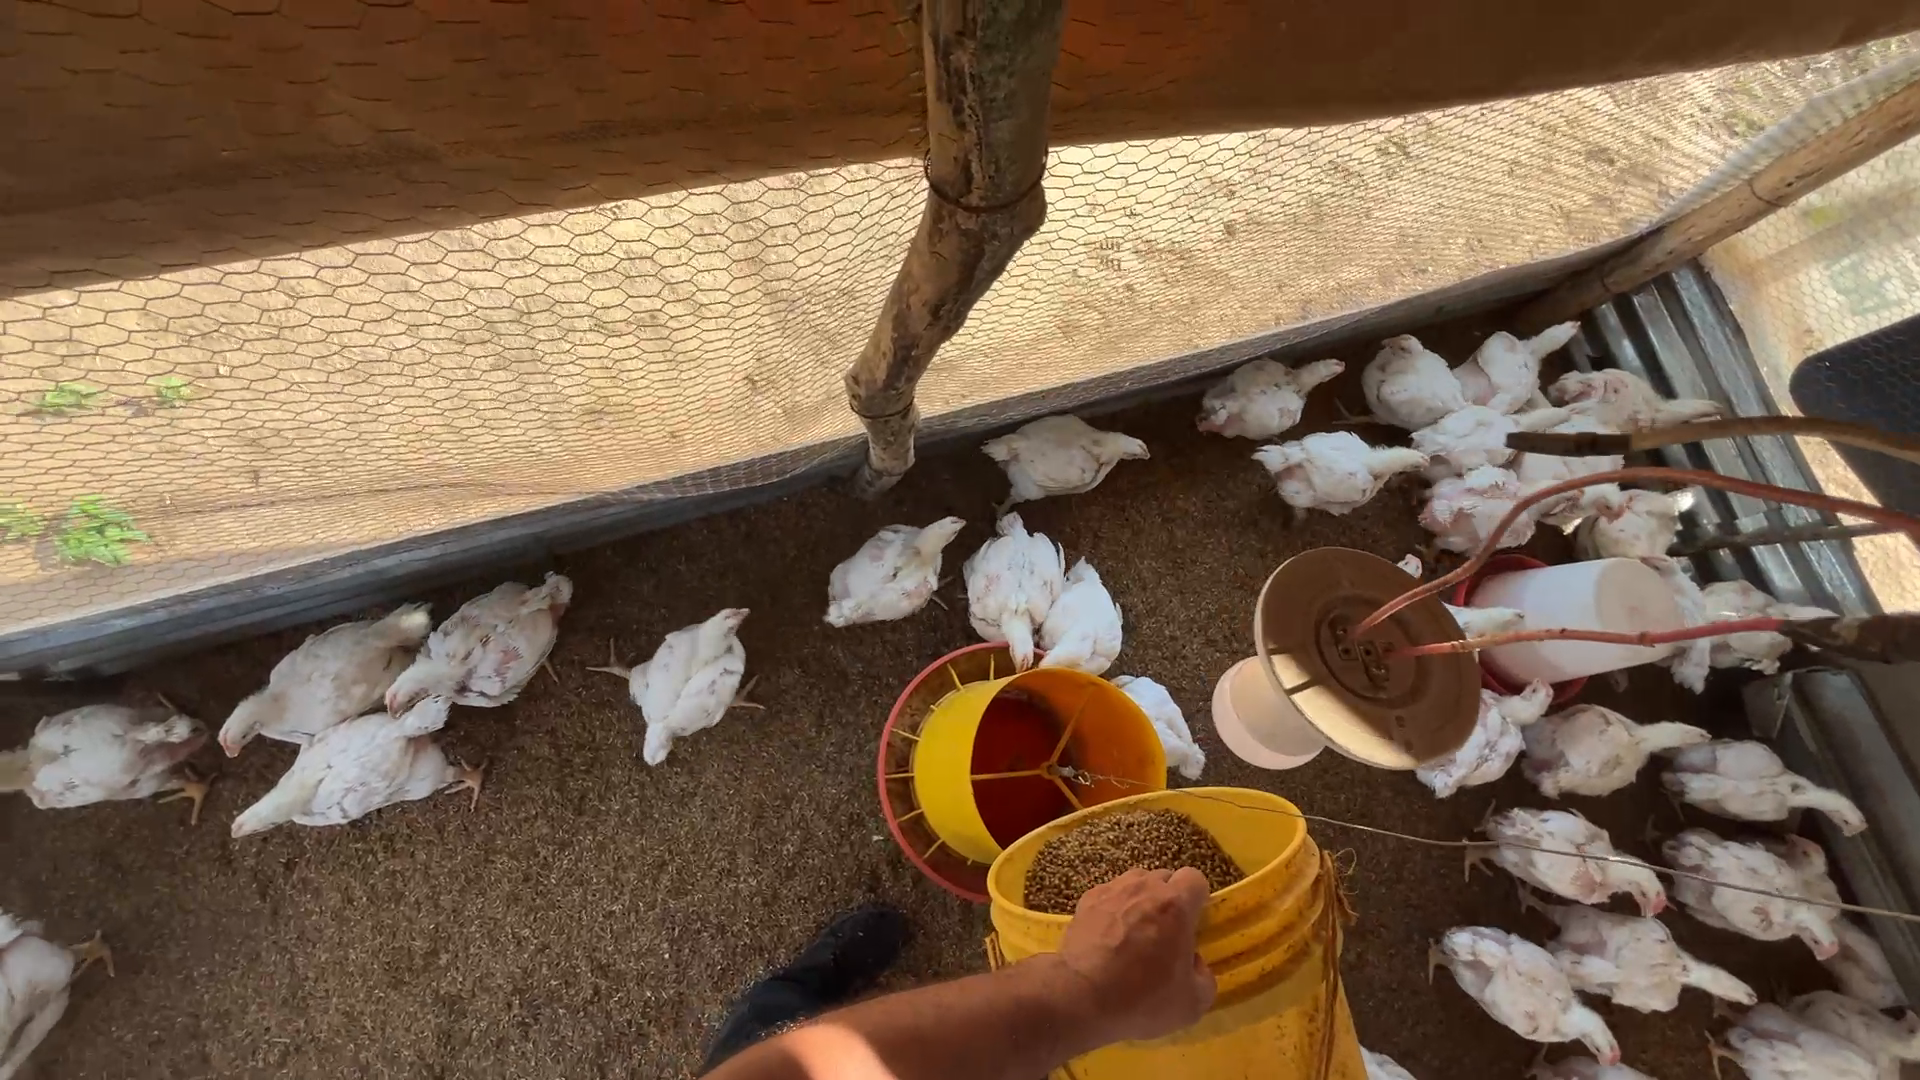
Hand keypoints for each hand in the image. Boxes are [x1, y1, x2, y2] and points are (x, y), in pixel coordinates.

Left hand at [1050, 867, 1215, 1044]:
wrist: (1083, 994)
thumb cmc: (1143, 998)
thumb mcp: (1192, 1003)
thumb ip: (1202, 975)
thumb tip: (1192, 960)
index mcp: (1175, 906)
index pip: (1194, 878)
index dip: (1197, 897)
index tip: (1193, 921)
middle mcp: (1144, 887)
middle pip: (1164, 878)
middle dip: (1169, 899)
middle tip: (1166, 933)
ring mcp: (1113, 889)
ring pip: (1136, 882)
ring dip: (1142, 900)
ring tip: (1136, 931)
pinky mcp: (1088, 898)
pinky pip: (1110, 894)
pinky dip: (1115, 908)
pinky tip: (1110, 935)